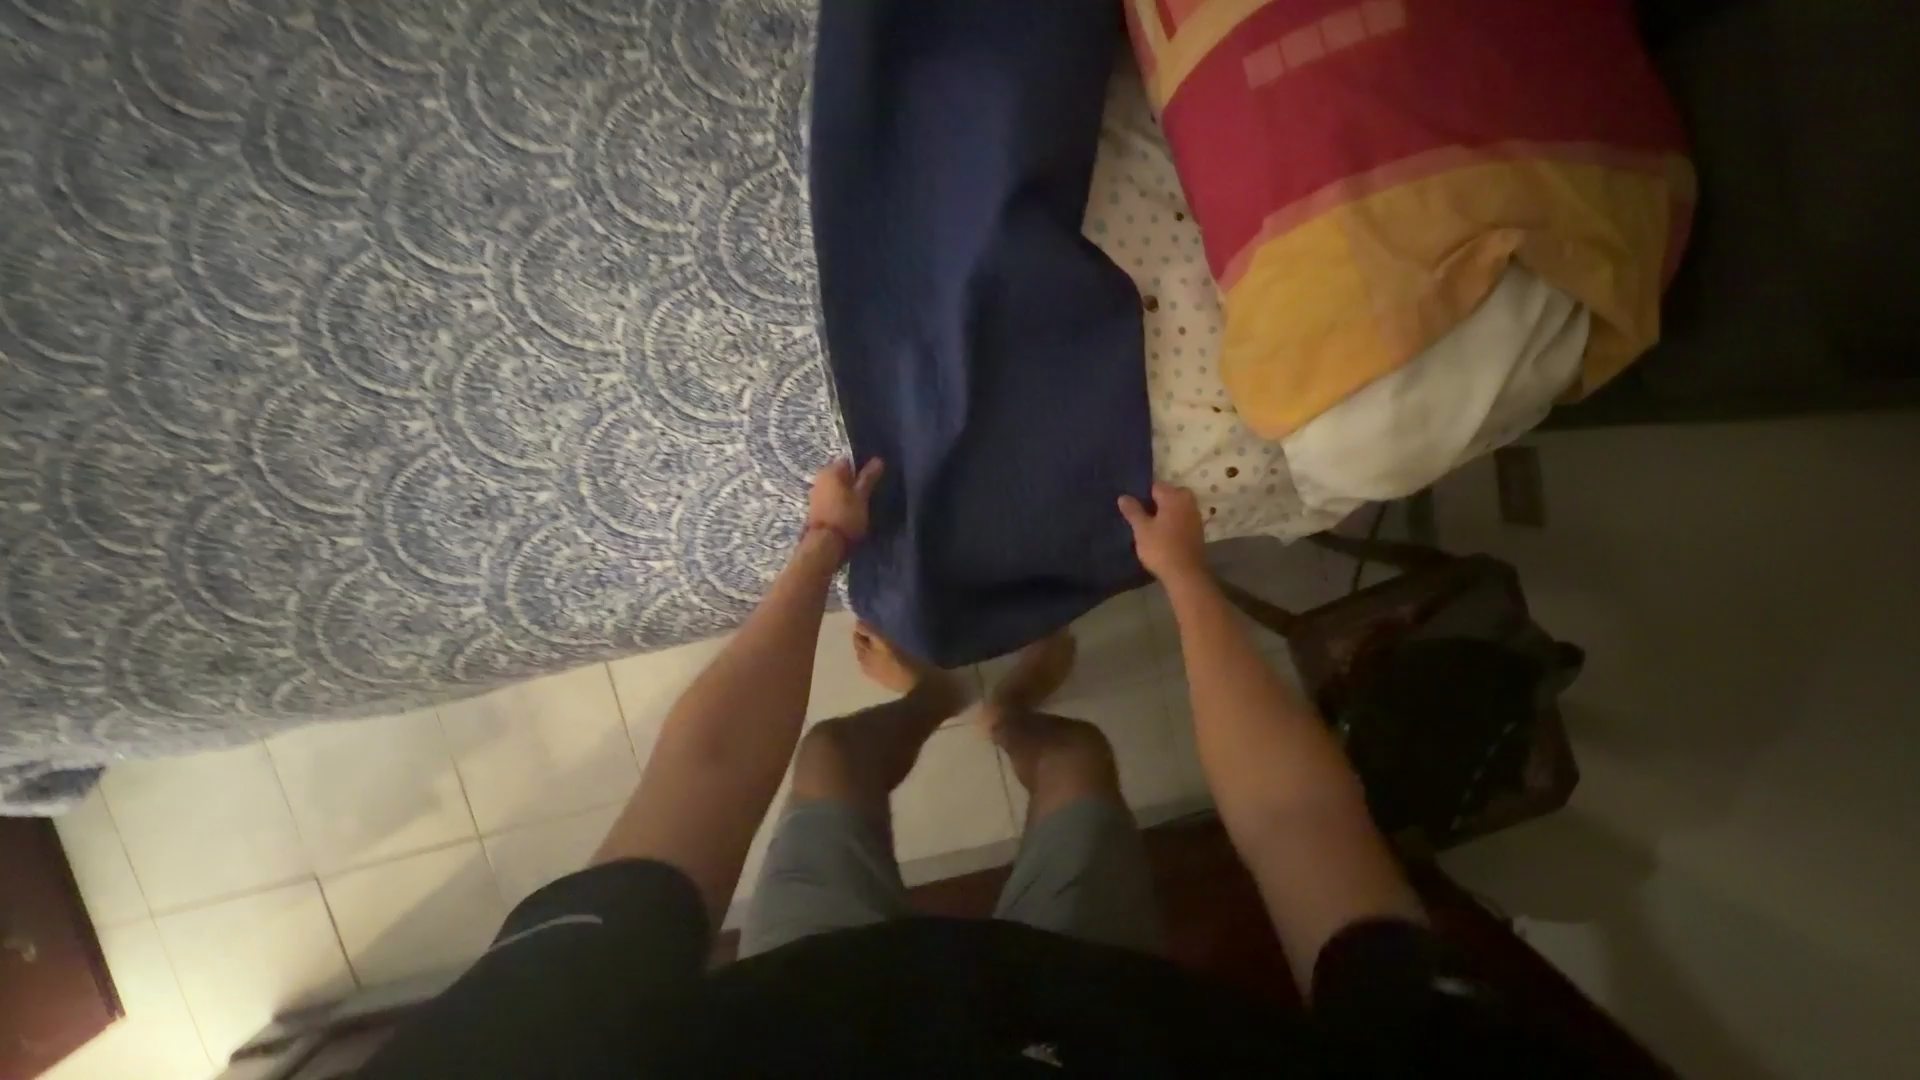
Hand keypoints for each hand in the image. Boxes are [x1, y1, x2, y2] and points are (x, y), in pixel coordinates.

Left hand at [808, 457, 884, 543]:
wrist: (825, 544)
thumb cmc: (846, 516)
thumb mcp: (862, 496)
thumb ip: (869, 477)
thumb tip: (878, 459)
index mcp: (830, 470)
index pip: (849, 461)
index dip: (863, 469)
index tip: (874, 481)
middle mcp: (819, 478)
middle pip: (842, 475)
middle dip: (855, 482)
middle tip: (870, 493)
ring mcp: (815, 493)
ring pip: (836, 488)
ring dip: (847, 494)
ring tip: (862, 505)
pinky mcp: (815, 508)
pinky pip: (832, 499)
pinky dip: (840, 503)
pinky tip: (850, 513)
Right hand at [1118, 483, 1208, 584]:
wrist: (1185, 572)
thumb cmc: (1160, 547)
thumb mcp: (1141, 529)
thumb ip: (1133, 511)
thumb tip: (1123, 496)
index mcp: (1174, 496)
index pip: (1155, 487)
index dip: (1142, 495)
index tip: (1132, 507)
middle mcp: (1188, 502)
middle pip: (1168, 495)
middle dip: (1156, 503)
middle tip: (1141, 516)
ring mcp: (1195, 516)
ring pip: (1176, 508)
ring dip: (1165, 513)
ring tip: (1149, 526)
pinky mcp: (1197, 530)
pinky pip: (1182, 519)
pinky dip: (1172, 523)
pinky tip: (1162, 534)